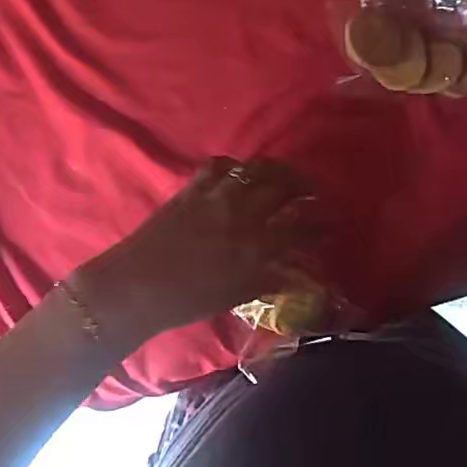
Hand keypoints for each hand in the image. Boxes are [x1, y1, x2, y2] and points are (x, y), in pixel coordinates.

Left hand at [72, 157, 315, 343]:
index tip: (330, 223)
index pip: (301, 229)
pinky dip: (236, 166)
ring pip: (256, 170)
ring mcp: (217, 196)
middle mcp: (243, 215)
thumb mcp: (236, 294)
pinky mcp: (194, 188)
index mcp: (257, 247)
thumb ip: (268, 279)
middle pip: (284, 188)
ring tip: (284, 174)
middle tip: (313, 190)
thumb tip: (293, 271)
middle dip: (305, 186)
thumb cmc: (188, 300)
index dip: (320, 224)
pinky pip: (220, 166)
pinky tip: (240, 173)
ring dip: (277, 170)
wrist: (136, 287)